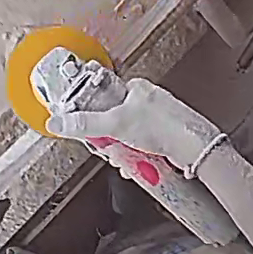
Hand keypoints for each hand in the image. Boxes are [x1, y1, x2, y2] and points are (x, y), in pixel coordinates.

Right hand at [43, 79, 222, 172]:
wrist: (194, 147)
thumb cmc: (163, 127)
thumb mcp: (115, 124)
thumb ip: (85, 124)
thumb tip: (58, 122)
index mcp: (137, 88)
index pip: (107, 99)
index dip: (99, 118)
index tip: (94, 132)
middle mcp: (150, 100)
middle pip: (118, 122)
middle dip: (113, 141)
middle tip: (112, 150)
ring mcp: (160, 119)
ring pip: (132, 137)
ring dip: (127, 152)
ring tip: (128, 161)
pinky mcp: (168, 136)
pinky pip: (147, 147)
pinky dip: (142, 157)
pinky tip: (142, 165)